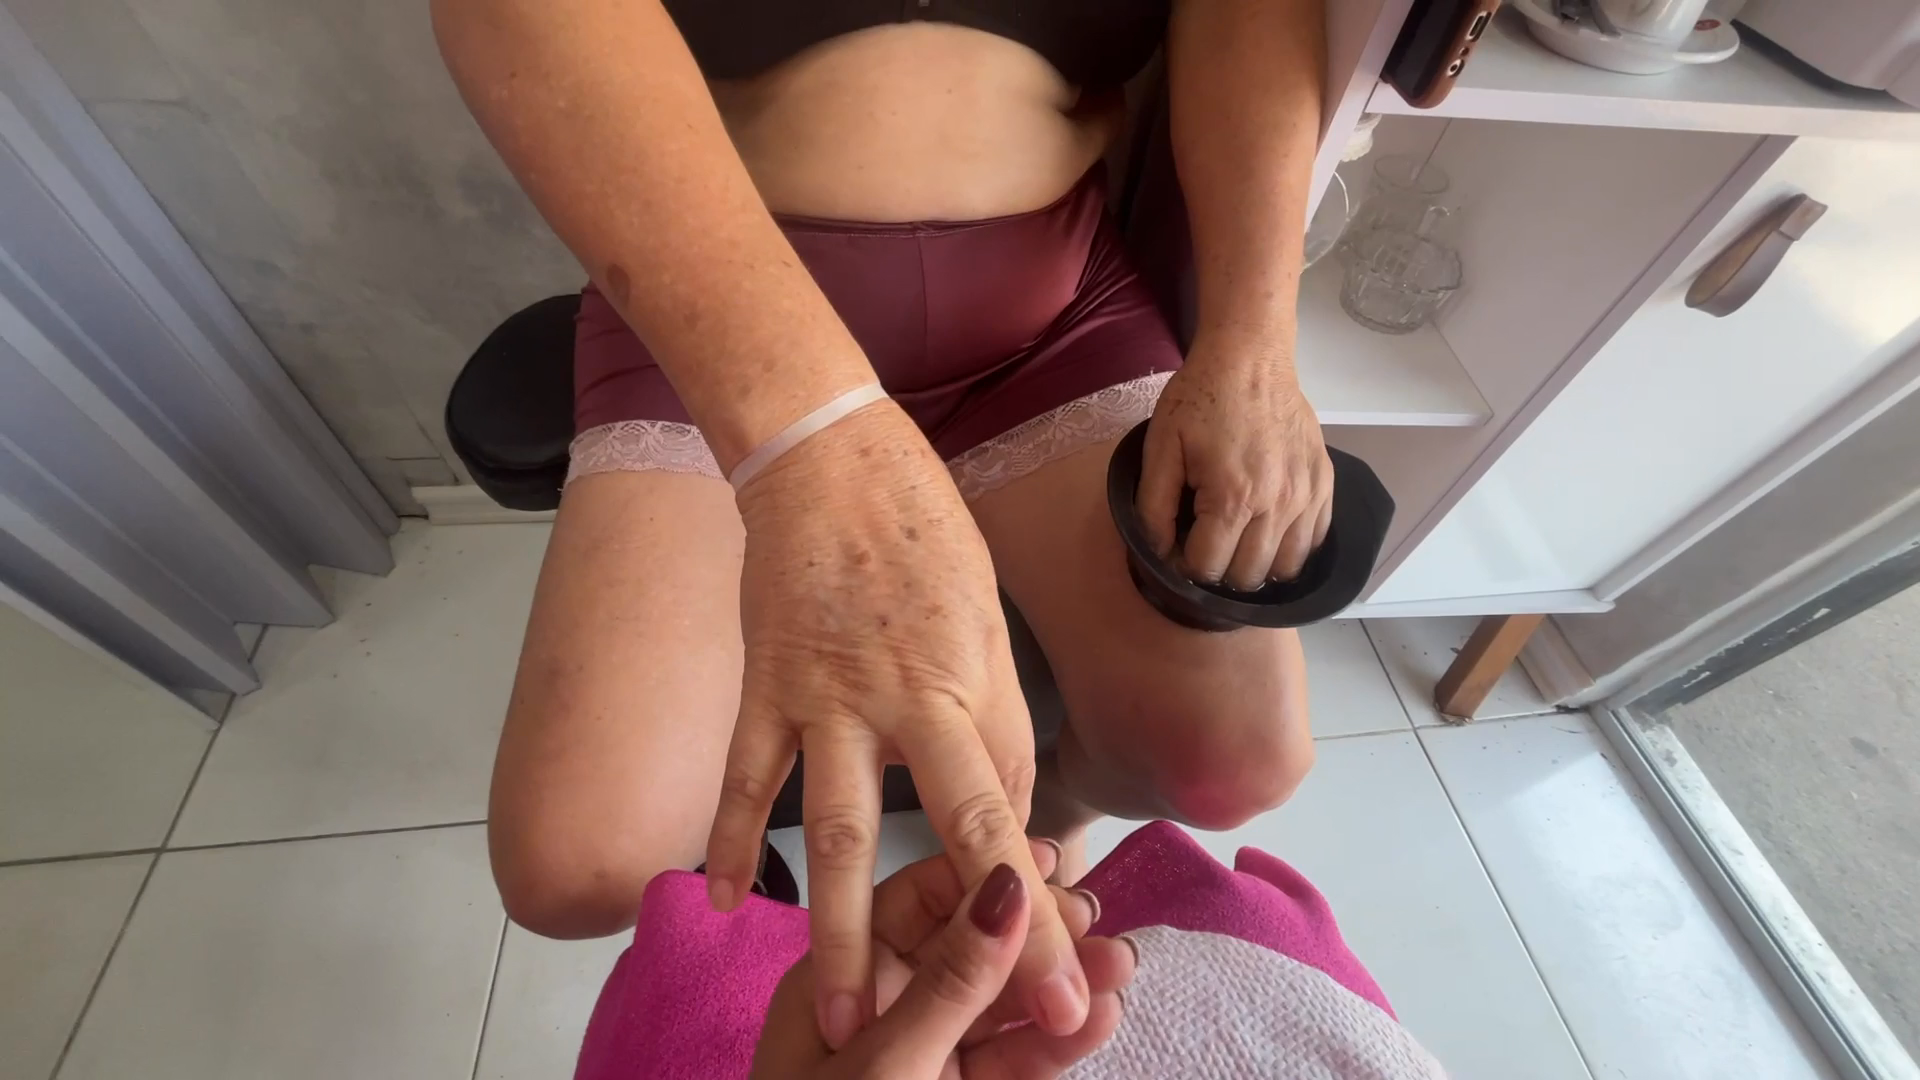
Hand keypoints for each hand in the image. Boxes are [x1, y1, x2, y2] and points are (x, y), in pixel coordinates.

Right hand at [708, 401, 1089, 1049]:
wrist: (831, 460)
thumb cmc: (921, 525)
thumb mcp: (983, 607)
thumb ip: (993, 702)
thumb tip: (1001, 789)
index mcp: (973, 673)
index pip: (1014, 799)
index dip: (1033, 879)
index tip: (1057, 951)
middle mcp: (911, 696)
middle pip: (966, 827)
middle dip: (1000, 929)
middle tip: (1033, 1022)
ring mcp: (831, 696)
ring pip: (846, 829)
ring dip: (850, 927)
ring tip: (856, 1014)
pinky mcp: (768, 684)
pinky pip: (747, 776)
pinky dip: (731, 838)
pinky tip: (725, 899)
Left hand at [751, 852, 1133, 1078]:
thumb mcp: (888, 1069)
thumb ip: (952, 980)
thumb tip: (1009, 879)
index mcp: (842, 975)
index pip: (917, 899)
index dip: (978, 873)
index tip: (1043, 858)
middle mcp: (885, 1003)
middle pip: (969, 949)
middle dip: (1033, 934)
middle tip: (1096, 914)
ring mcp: (925, 1054)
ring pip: (1000, 1006)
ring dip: (1059, 988)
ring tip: (1122, 966)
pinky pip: (1011, 1061)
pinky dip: (1054, 1045)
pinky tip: (1099, 1021)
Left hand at [1139, 329, 1332, 588]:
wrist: (1250, 358)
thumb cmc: (1199, 399)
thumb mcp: (1159, 448)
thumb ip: (1153, 507)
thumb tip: (1157, 552)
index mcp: (1231, 499)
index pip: (1207, 568)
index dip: (1183, 565)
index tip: (1176, 544)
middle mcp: (1276, 506)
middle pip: (1247, 576)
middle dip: (1218, 570)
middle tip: (1203, 542)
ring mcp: (1307, 497)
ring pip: (1285, 567)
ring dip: (1256, 565)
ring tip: (1236, 541)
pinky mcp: (1325, 484)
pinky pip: (1313, 542)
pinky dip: (1289, 548)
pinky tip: (1267, 532)